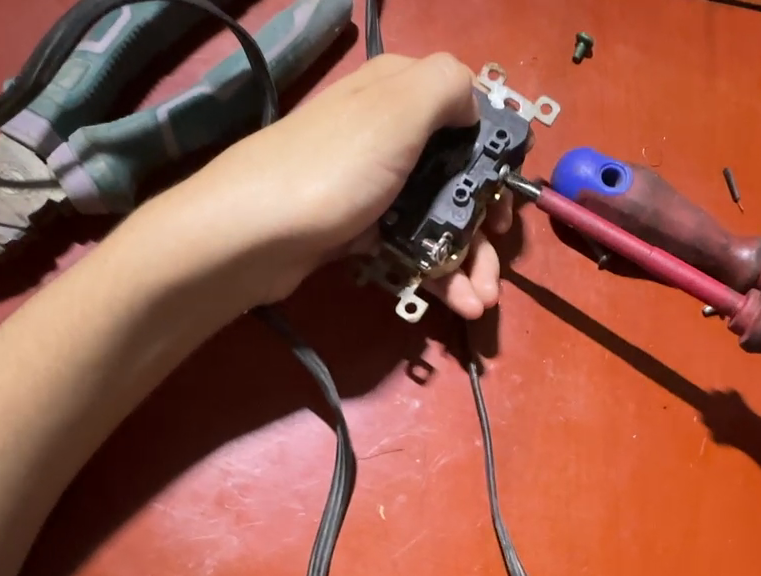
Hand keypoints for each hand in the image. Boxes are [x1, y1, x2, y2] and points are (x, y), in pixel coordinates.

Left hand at [131, 53, 506, 317]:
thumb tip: (475, 102)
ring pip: (437, 222)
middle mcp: (391, 137)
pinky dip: (435, 275)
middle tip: (496, 269)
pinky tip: (454, 301)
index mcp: (402, 96)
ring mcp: (373, 187)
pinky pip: (410, 249)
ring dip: (466, 263)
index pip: (468, 119)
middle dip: (484, 229)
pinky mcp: (358, 230)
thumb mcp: (397, 109)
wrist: (253, 234)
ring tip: (478, 303)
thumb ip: (447, 87)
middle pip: (458, 181)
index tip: (507, 204)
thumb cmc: (334, 168)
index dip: (495, 163)